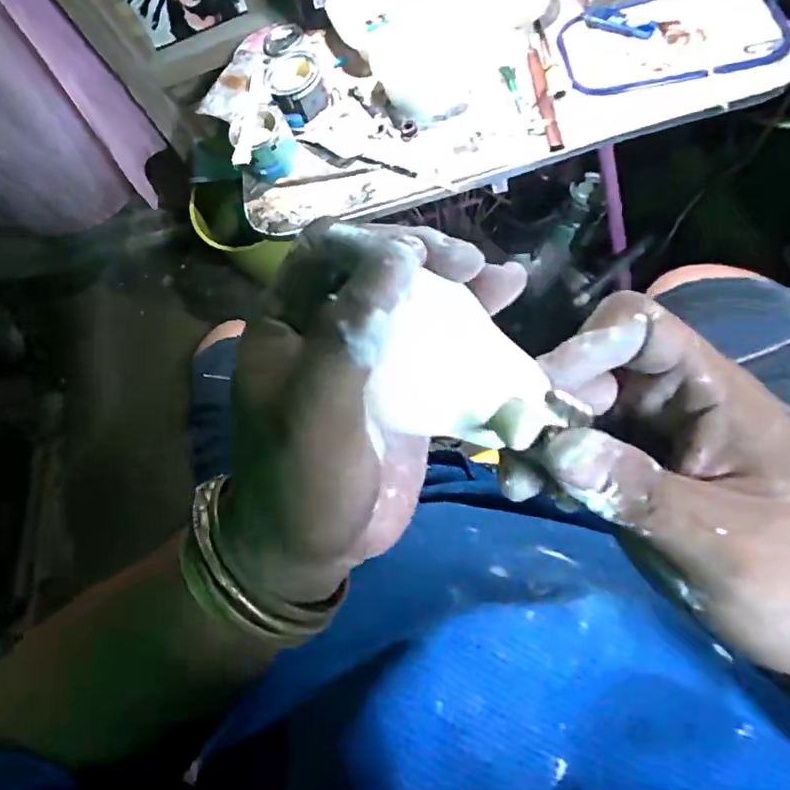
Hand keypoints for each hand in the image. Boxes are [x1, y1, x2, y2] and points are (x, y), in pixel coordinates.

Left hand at [221, 221, 525, 604]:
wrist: (310, 548)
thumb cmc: (301, 480)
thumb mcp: (317, 407)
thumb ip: (349, 331)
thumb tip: (395, 256)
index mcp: (283, 324)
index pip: (324, 252)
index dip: (372, 241)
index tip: (423, 255)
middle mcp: (319, 330)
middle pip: (371, 268)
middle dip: (420, 256)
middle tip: (469, 265)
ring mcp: (362, 358)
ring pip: (406, 302)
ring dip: (453, 284)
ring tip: (501, 278)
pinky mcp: (396, 388)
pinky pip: (432, 344)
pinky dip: (467, 325)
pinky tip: (506, 306)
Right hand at [529, 291, 789, 711]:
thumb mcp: (722, 543)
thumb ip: (638, 491)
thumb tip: (555, 447)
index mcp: (713, 395)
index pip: (640, 327)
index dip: (586, 342)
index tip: (544, 394)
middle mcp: (669, 403)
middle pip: (585, 368)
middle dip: (543, 403)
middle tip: (515, 452)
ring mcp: (642, 436)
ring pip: (565, 409)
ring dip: (532, 440)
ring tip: (520, 484)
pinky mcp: (621, 470)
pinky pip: (564, 448)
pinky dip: (538, 464)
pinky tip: (530, 492)